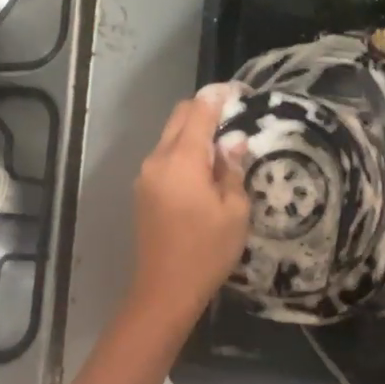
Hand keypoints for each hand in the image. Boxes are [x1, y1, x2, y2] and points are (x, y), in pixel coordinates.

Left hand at [129, 89, 250, 318]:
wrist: (164, 291)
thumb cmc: (207, 251)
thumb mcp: (234, 211)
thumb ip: (232, 169)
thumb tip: (233, 141)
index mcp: (181, 160)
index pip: (199, 111)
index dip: (219, 96)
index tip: (240, 92)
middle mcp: (157, 160)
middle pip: (179, 117)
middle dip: (205, 109)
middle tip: (235, 114)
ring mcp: (145, 176)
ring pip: (170, 137)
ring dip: (194, 131)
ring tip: (224, 143)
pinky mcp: (143, 192)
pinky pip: (165, 158)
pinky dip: (185, 151)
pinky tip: (205, 168)